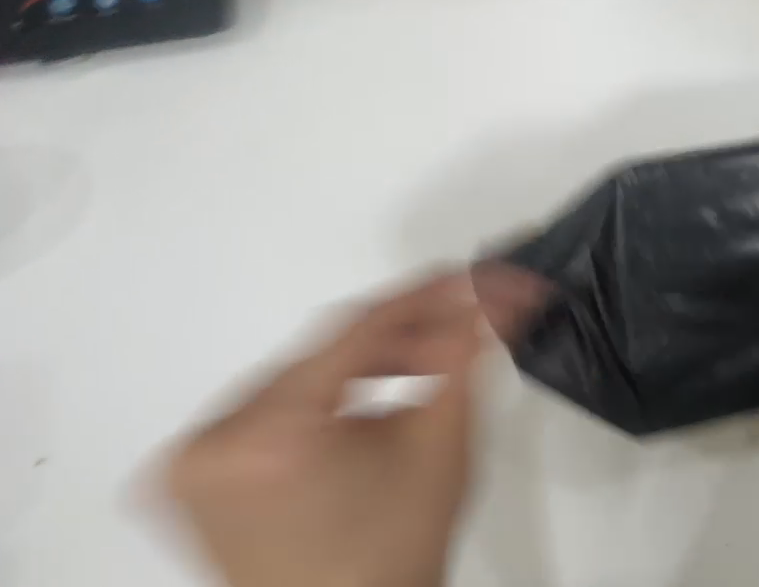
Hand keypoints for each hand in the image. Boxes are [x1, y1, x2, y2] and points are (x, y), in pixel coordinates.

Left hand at [165, 273, 488, 586]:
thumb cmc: (394, 544)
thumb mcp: (444, 435)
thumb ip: (469, 349)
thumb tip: (501, 289)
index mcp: (264, 434)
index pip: (361, 328)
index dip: (433, 296)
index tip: (480, 278)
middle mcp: (209, 443)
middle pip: (334, 349)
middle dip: (413, 332)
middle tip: (471, 324)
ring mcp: (193, 461)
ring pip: (310, 370)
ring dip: (379, 358)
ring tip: (434, 363)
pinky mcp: (197, 473)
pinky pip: (282, 399)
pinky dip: (338, 388)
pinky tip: (384, 391)